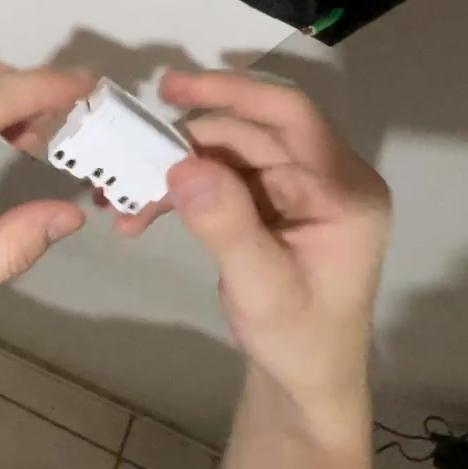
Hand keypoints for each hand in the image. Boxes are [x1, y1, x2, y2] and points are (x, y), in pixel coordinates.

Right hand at [153, 71, 390, 421]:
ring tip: (124, 200)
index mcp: (343, 189)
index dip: (230, 92)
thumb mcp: (262, 286)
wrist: (303, 381)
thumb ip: (226, 224)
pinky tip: (141, 215)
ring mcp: (295, 191)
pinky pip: (218, 180)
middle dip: (185, 144)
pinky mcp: (269, 205)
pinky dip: (180, 192)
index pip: (289, 116)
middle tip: (127, 157)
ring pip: (226, 154)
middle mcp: (323, 178)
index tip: (169, 87)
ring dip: (174, 171)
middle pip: (248, 132)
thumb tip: (180, 165)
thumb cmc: (297, 339)